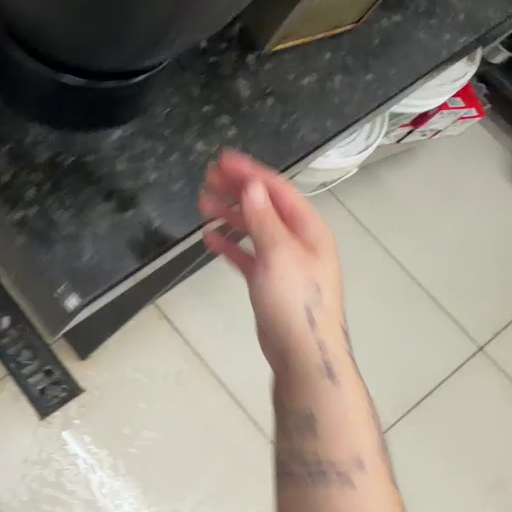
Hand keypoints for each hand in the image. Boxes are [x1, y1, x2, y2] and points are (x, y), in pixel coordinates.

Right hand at [199, 149, 346, 372]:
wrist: (302, 352)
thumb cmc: (296, 302)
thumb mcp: (280, 255)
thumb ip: (264, 220)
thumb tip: (252, 187)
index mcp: (308, 228)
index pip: (277, 190)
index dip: (250, 173)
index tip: (221, 160)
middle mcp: (298, 240)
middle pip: (264, 205)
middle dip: (237, 190)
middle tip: (207, 179)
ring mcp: (284, 260)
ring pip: (254, 227)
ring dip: (230, 214)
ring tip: (203, 204)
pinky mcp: (269, 280)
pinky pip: (247, 253)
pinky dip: (230, 244)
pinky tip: (211, 238)